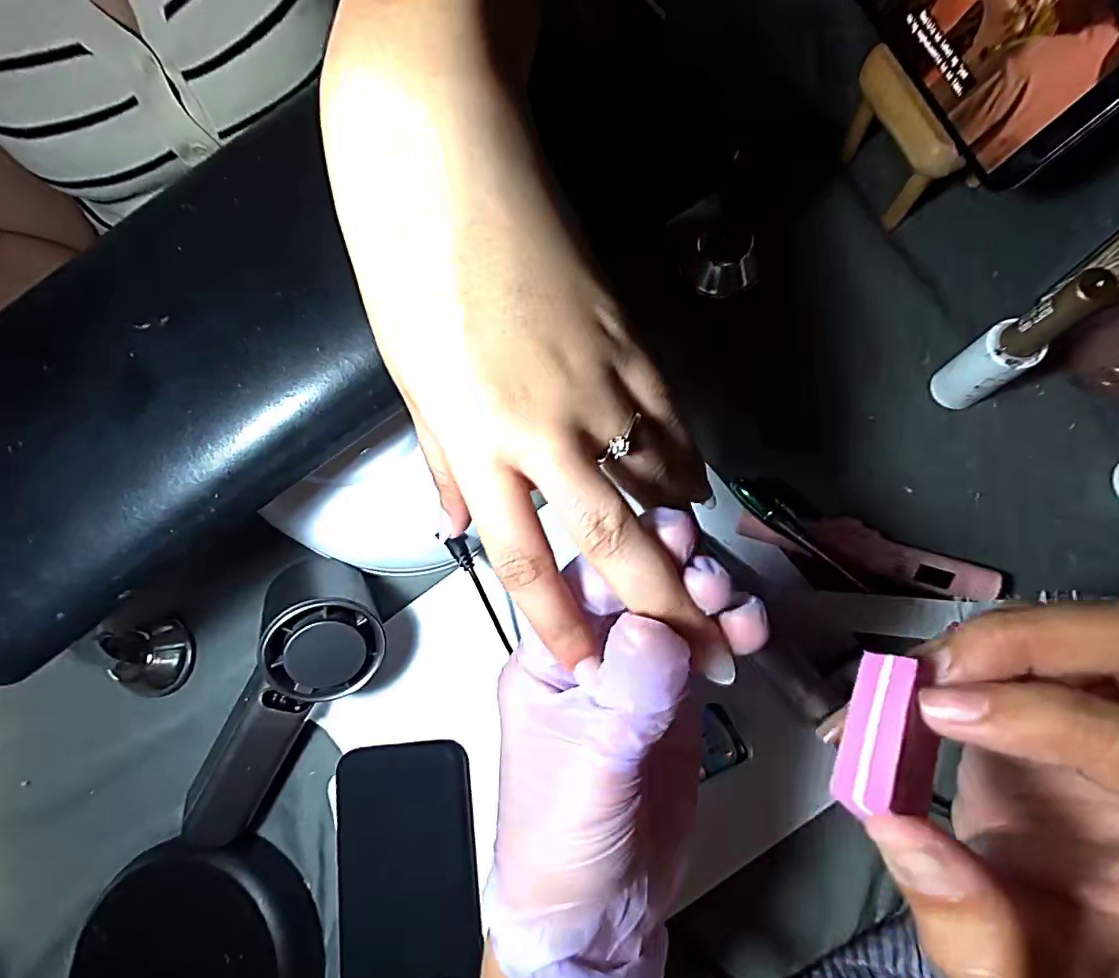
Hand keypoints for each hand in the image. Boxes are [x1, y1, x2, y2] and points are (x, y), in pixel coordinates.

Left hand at [394, 256, 720, 675]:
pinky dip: (685, 465)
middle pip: (617, 543)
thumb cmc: (411, 275)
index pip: (528, 566)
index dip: (565, 630)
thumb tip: (457, 523)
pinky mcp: (634, 346)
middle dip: (665, 610)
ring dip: (679, 535)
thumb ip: (447, 465)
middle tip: (706, 652)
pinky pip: (672, 424)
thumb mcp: (413, 385)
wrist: (448, 167)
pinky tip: (688, 488)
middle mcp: (547, 432)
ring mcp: (601, 387)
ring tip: (693, 570)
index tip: (593, 669)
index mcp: (480, 447)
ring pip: (660, 484)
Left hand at [486, 508, 767, 977]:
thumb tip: (652, 625)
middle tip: (706, 576)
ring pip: (675, 611)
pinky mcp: (676, 699)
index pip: (580, 587)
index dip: (623, 557)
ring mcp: (637, 675)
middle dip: (672, 570)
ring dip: (708, 598)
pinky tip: (745, 633)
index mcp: (547, 662)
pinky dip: (730, 633)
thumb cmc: (559, 845)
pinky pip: (705, 649)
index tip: (669, 539)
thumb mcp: (588, 770)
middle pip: (633, 588)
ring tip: (732, 607)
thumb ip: (624, 699)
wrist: (598, 914)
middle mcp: (591, 656)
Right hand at [861, 597, 1118, 977]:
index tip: (939, 714)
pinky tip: (953, 668)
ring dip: (1014, 632)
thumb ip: (969, 929)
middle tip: (929, 675)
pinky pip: (1095, 620)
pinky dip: (1005, 633)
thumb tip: (892, 823)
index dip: (1066, 729)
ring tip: (932, 670)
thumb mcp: (1032, 973)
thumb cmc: (1100, 946)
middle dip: (1033, 646)